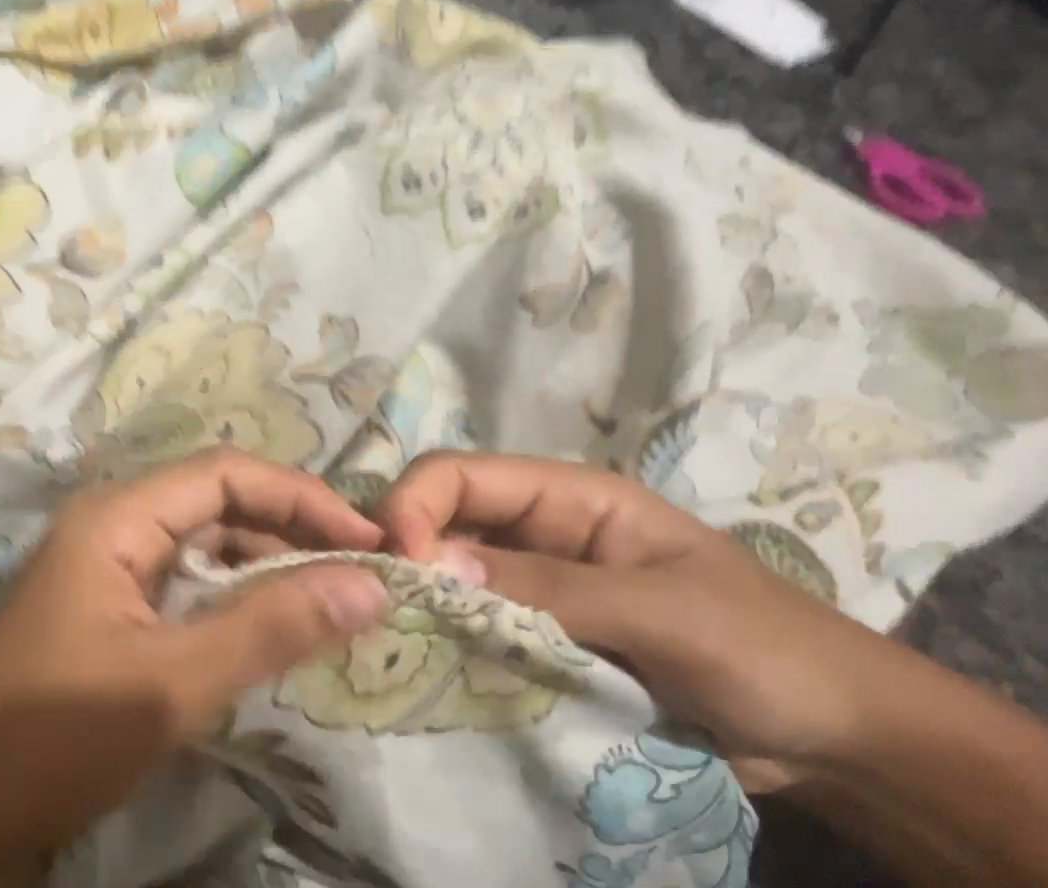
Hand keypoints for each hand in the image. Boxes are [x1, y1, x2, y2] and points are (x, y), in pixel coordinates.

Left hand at [0, 449, 390, 886]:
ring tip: (332, 601)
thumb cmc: (58, 733)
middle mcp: (108, 526)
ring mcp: (103, 568)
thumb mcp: (174, 682)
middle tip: (361, 575)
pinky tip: (270, 627)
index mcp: (115, 518)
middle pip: (214, 502)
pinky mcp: (104, 609)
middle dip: (289, 529)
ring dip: (264, 565)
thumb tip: (369, 583)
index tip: (370, 542)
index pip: (224, 473)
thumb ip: (271, 628)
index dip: (303, 497)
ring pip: (200, 545)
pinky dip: (231, 598)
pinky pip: (181, 584)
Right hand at [376, 451, 924, 791]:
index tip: (400, 568)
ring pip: (447, 581)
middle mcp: (537, 535)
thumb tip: (430, 563)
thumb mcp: (662, 611)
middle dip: (403, 555)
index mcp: (568, 498)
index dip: (415, 506)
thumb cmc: (765, 649)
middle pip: (439, 523)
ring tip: (388, 645)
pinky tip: (423, 672)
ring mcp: (534, 592)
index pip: (458, 474)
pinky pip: (472, 634)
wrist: (839, 741)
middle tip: (377, 610)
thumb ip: (550, 585)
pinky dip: (444, 648)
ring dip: (418, 606)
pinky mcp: (536, 645)